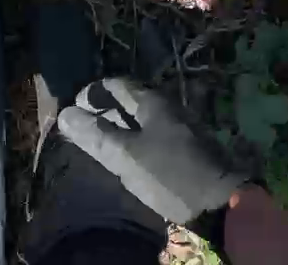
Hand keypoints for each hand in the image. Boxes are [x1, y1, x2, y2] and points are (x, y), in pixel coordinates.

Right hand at [55, 77, 245, 225]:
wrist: (223, 202)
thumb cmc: (170, 173)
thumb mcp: (127, 156)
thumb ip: (96, 135)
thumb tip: (65, 113)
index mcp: (151, 101)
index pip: (115, 84)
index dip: (92, 92)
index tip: (74, 106)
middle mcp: (166, 106)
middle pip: (129, 99)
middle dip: (105, 108)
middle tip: (84, 124)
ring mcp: (180, 125)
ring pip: (142, 117)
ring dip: (121, 124)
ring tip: (102, 140)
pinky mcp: (188, 146)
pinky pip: (153, 132)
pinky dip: (136, 137)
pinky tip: (130, 154)